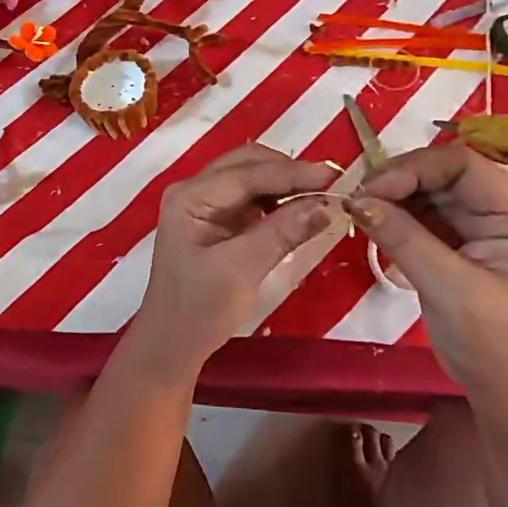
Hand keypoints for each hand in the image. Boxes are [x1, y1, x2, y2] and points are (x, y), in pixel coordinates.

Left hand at [130, 144, 337, 374]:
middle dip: (289, 172)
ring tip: (322, 196)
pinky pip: (254, 198)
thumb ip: (281, 233)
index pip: (246, 173)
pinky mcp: (219, 221)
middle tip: (332, 185)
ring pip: (253, 177)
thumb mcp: (240, 270)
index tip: (334, 175)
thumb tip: (326, 206)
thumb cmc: (198, 309)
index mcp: (189, 197)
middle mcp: (195, 190)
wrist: (173, 342)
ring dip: (286, 183)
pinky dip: (279, 199)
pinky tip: (300, 209)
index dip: (292, 173)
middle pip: (248, 164)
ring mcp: (206, 204)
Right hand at [348, 145, 507, 425]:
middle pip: (446, 177)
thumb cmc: (498, 348)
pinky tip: (378, 229)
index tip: (369, 190)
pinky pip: (429, 223)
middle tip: (357, 202)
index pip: (462, 166)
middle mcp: (507, 215)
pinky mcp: (466, 253)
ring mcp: (486, 234)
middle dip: (399, 183)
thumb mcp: (449, 289)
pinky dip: (401, 223)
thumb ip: (403, 239)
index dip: (412, 168)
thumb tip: (357, 200)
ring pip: (433, 198)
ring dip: (396, 201)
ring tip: (361, 214)